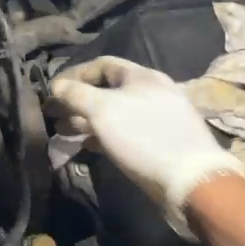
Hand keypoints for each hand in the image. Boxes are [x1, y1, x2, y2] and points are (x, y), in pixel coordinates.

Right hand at [49, 56, 244, 236]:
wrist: (191, 181)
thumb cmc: (142, 136)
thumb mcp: (101, 110)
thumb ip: (75, 94)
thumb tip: (57, 86)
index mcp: (142, 77)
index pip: (101, 64)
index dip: (74, 74)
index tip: (53, 91)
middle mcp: (152, 92)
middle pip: (106, 90)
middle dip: (77, 102)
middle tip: (56, 116)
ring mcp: (158, 118)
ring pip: (114, 112)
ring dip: (87, 121)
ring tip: (66, 133)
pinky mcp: (160, 141)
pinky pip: (125, 131)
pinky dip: (104, 135)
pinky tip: (89, 146)